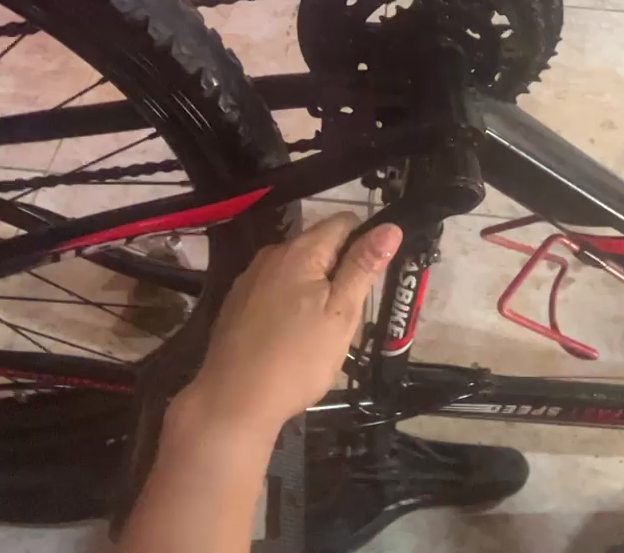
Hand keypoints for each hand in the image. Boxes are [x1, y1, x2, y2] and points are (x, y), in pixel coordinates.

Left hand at [176, 214, 402, 435]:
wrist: (232, 401)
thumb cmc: (297, 359)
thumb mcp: (341, 314)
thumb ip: (363, 266)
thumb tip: (390, 226)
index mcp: (301, 250)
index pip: (344, 222)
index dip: (364, 242)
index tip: (369, 279)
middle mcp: (273, 253)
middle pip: (319, 245)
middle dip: (339, 271)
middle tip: (347, 316)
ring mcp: (251, 277)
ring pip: (296, 268)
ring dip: (314, 287)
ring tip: (320, 331)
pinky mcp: (237, 300)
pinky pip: (274, 287)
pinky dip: (289, 301)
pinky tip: (289, 336)